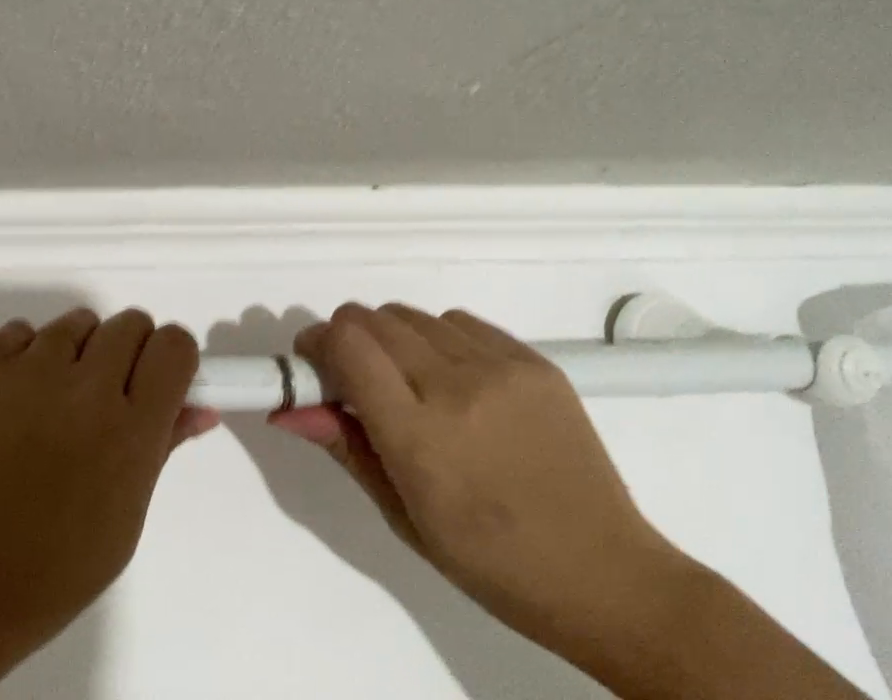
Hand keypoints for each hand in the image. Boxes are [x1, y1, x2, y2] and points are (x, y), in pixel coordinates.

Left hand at [0, 308, 217, 698]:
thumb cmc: (49, 573)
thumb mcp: (124, 521)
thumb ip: (160, 448)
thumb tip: (197, 407)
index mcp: (132, 433)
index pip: (174, 347)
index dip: (170, 359)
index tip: (158, 379)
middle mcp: (85, 389)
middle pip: (129, 324)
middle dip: (128, 353)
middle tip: (106, 396)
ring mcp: (27, 372)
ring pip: (75, 324)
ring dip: (77, 352)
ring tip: (53, 404)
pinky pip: (19, 332)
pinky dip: (24, 355)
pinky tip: (12, 402)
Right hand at [270, 303, 682, 650]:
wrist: (605, 575)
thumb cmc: (489, 561)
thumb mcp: (402, 515)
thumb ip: (344, 447)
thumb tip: (287, 409)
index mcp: (418, 435)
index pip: (346, 345)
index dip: (316, 344)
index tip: (311, 367)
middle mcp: (457, 387)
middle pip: (373, 319)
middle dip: (346, 338)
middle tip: (350, 378)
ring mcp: (503, 370)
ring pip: (414, 316)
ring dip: (390, 337)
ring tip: (405, 382)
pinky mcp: (537, 363)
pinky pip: (461, 324)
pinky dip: (437, 339)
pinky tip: (450, 380)